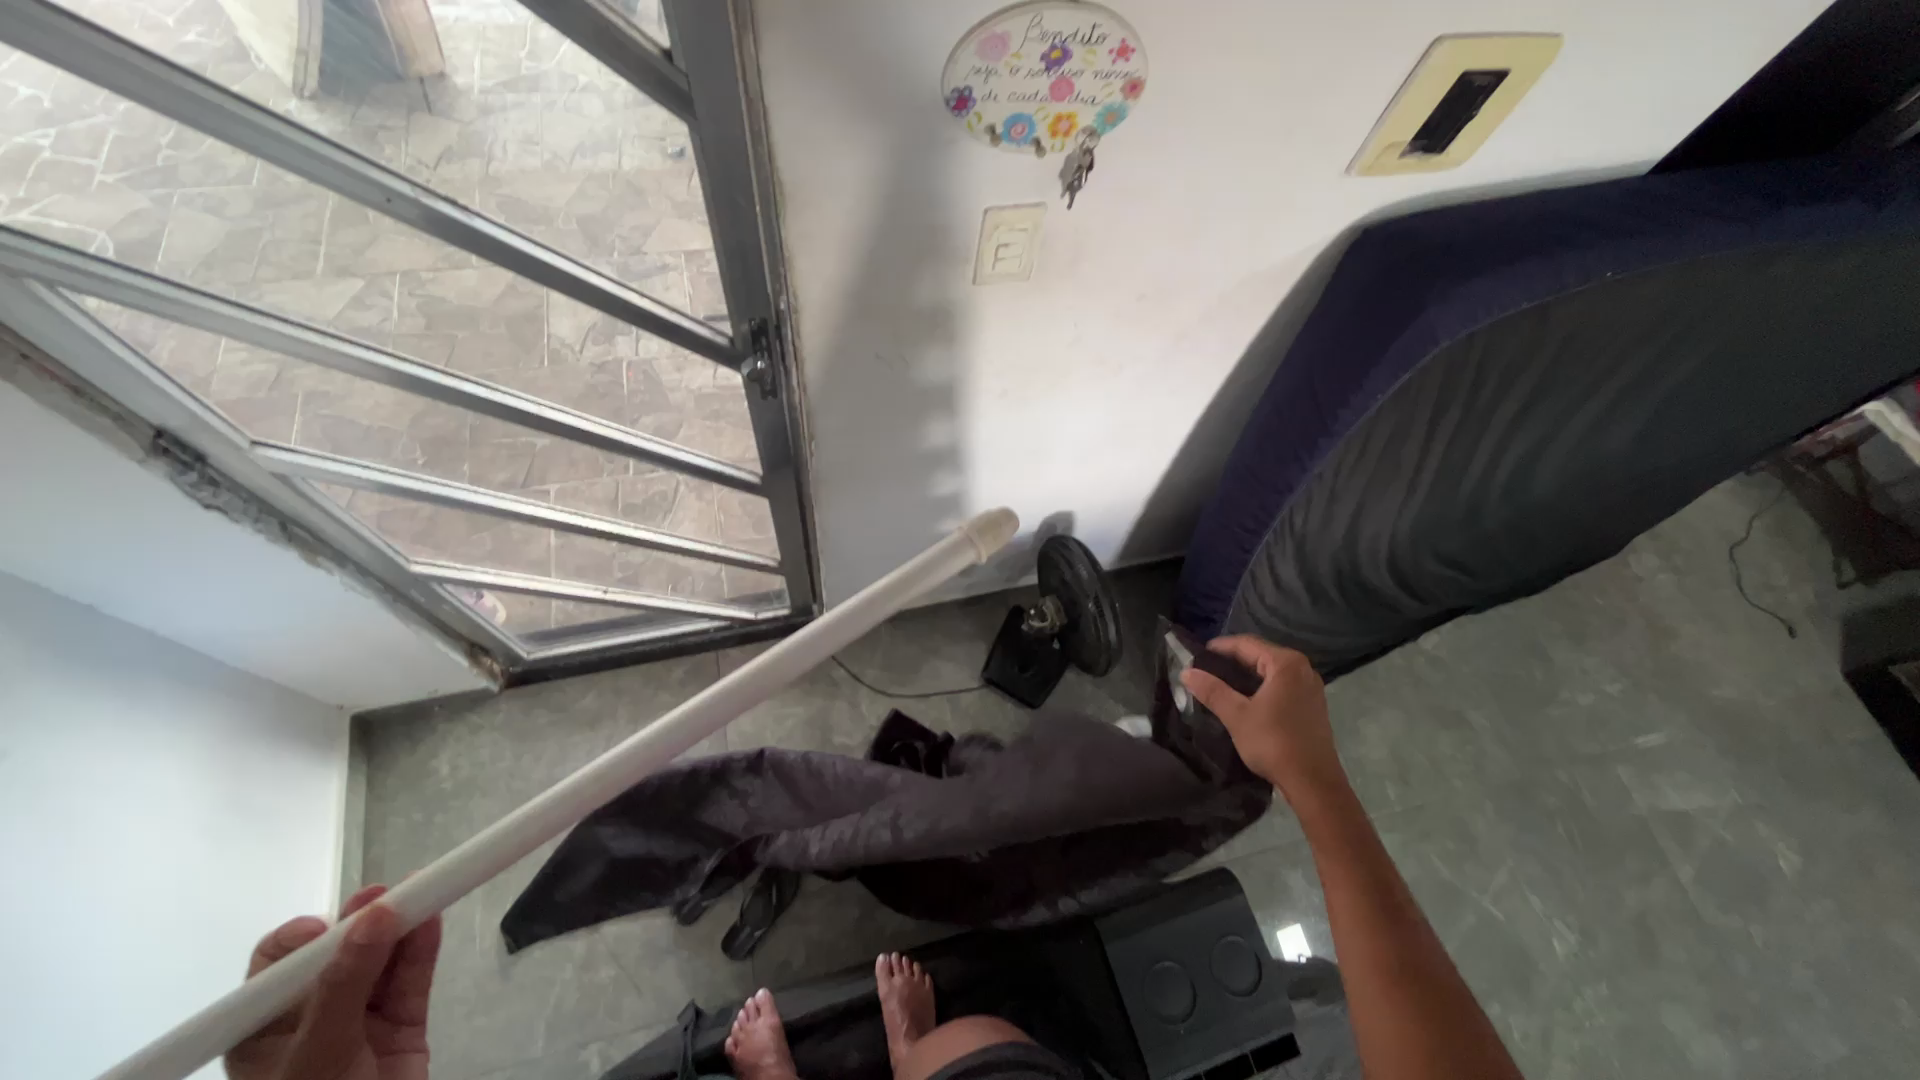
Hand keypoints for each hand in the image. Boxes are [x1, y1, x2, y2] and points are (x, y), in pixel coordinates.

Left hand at [226, 885, 441, 1079]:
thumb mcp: (318, 1055)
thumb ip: (345, 984)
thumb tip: (374, 912)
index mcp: (264, 1031)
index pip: (276, 967)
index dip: (301, 939)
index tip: (326, 928)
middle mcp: (311, 1018)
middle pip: (337, 953)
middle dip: (361, 921)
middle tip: (385, 895)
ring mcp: (361, 1020)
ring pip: (382, 958)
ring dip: (402, 924)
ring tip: (423, 890)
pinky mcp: (404, 1025)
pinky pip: (414, 976)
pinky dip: (426, 944)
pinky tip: (434, 916)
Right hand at [1179, 635, 1345, 802]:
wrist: (1312, 782)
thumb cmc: (1274, 743)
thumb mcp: (1237, 715)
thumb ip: (1212, 690)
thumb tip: (1186, 672)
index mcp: (1286, 664)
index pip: (1247, 644)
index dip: (1219, 647)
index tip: (1197, 656)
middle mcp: (1303, 669)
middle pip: (1261, 655)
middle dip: (1232, 661)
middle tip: (1205, 670)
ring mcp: (1311, 688)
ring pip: (1271, 672)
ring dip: (1247, 675)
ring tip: (1220, 685)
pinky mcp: (1312, 706)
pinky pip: (1282, 686)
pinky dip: (1262, 687)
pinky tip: (1246, 700)